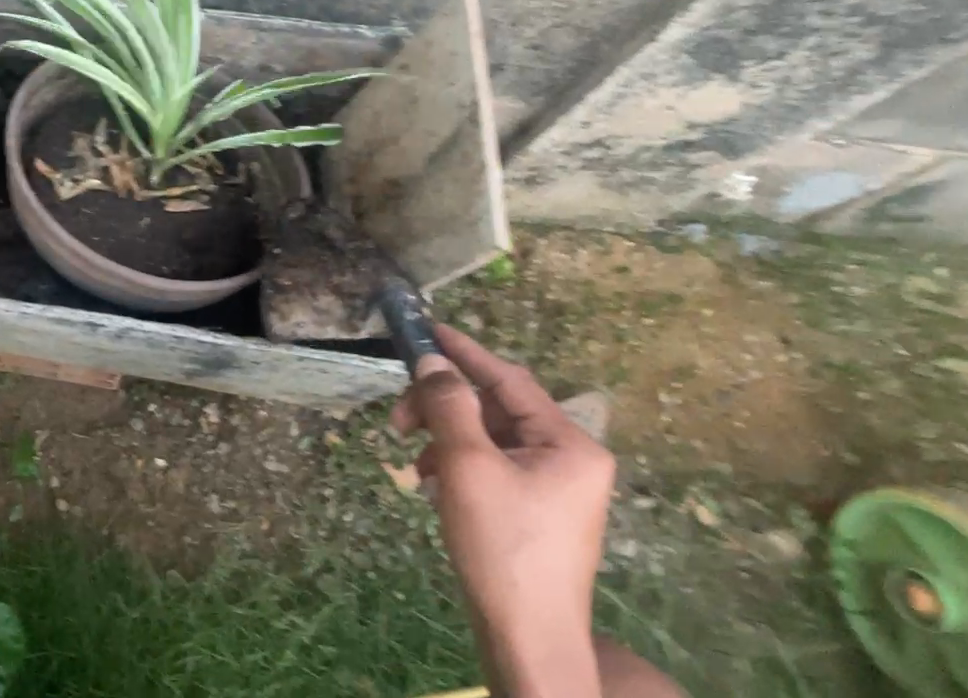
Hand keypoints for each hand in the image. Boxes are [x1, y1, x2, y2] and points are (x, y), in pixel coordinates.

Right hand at [392, 324, 613, 697]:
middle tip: (398, 420)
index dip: (464, 351)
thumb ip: (448, 405)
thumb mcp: (467, 466)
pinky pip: (490, 467)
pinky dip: (456, 466)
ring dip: (444, 440)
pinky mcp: (534, 510)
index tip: (426, 329)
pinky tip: (433, 487)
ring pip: (486, 438)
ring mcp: (554, 487)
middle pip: (494, 408)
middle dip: (442, 408)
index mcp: (569, 444)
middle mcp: (569, 459)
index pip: (508, 379)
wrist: (527, 637)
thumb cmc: (502, 545)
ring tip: (415, 466)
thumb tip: (432, 362)